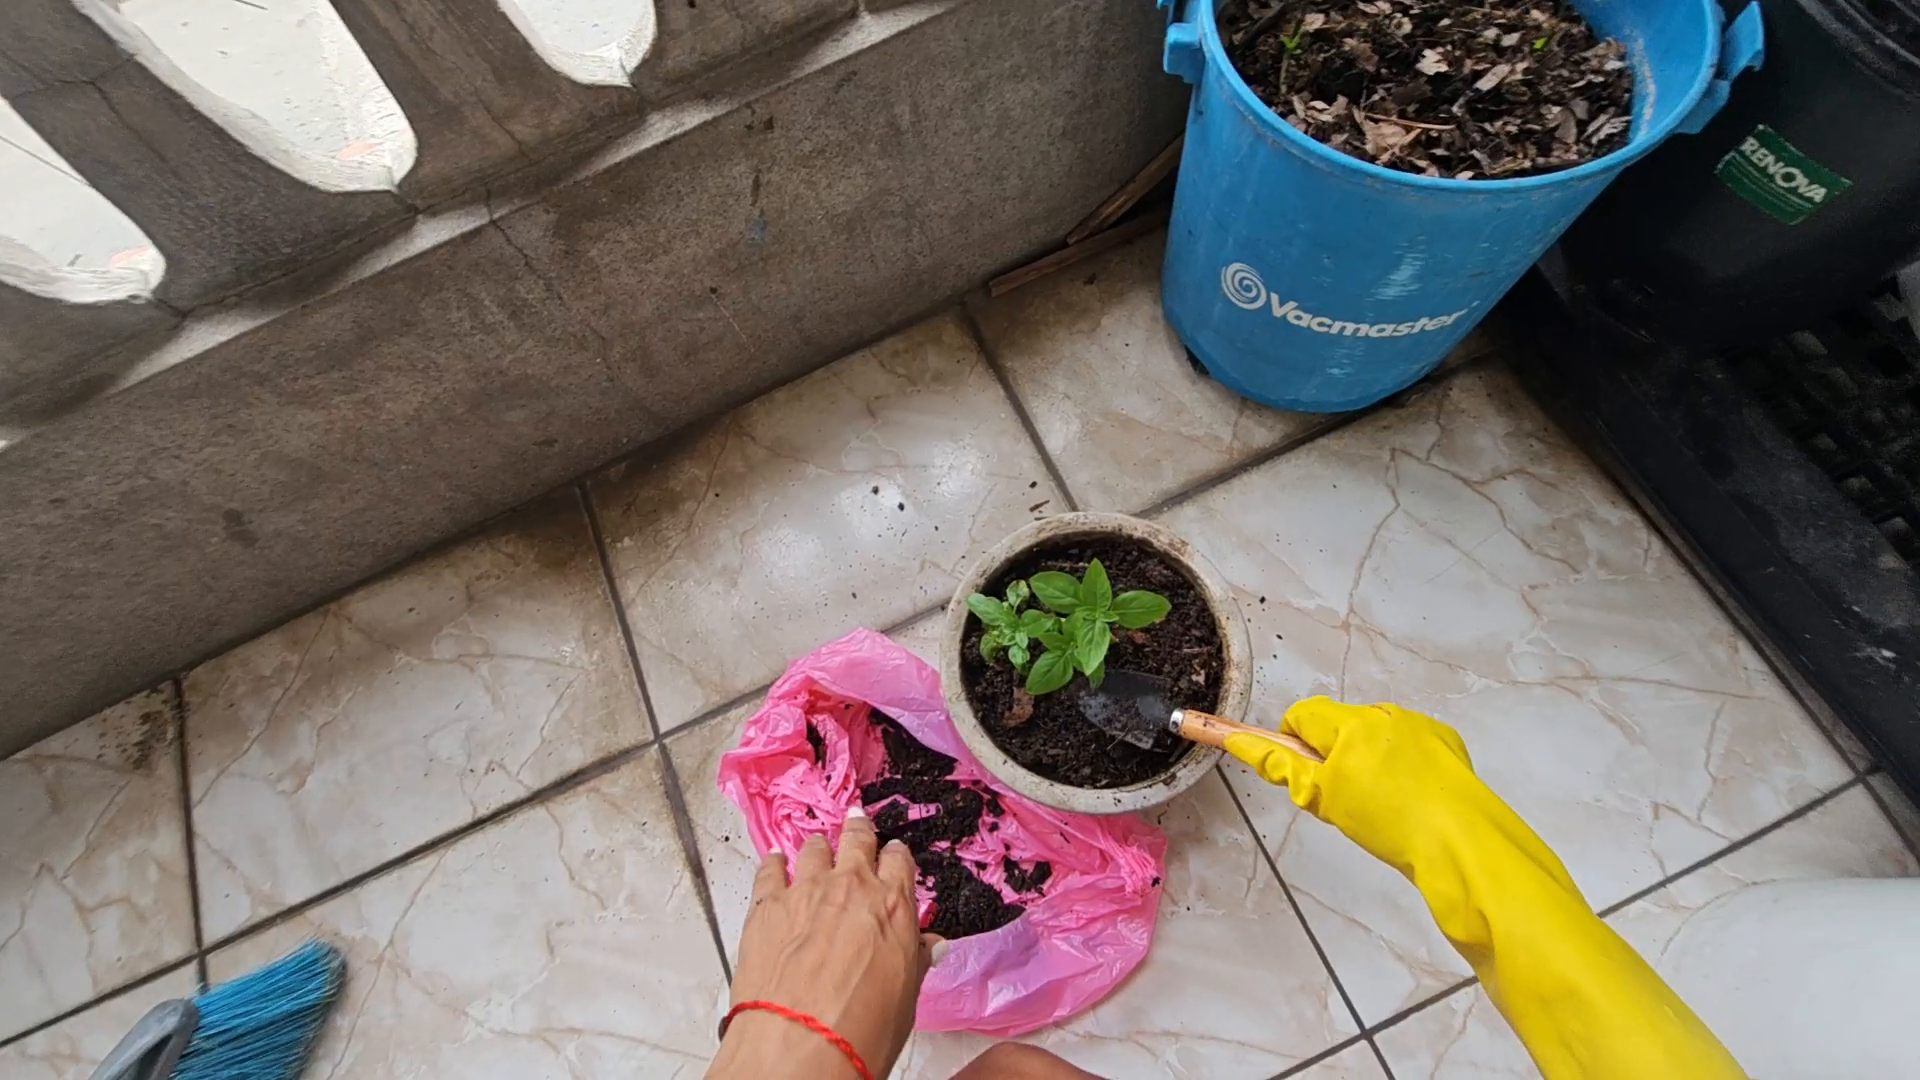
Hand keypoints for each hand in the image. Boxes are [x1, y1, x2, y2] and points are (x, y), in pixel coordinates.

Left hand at [708, 807, 940, 1079]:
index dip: (895, 856)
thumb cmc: (863, 1030)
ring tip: (818, 845)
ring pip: (816, 849)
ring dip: (819, 847)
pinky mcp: (768, 904)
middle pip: (858, 840)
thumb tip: (930, 945)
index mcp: (893, 904)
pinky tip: (776, 859)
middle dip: (859, 830)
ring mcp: (808, 890)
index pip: (899, 861)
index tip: (892, 855)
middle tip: (857, 823)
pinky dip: (775, 862)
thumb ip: (914, 960)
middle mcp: (852, 886)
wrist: (800, 1047)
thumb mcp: (906, 998)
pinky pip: (771, 869)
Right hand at [1223, 696, 1575, 889]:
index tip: (1307, 777)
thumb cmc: (1386, 821)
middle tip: (1342, 796)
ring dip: (1366, 757)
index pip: (1301, 714)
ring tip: (1380, 802)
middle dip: (1331, 752)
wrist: (1466, 849)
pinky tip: (1411, 796)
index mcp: (1351, 721)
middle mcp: (1385, 713)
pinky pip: (1408, 744)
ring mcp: (1421, 727)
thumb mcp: (1323, 797)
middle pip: (1338, 723)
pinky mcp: (1449, 745)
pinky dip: (1400, 763)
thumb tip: (1236, 739)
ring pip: (1373, 734)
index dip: (1294, 742)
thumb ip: (1278, 764)